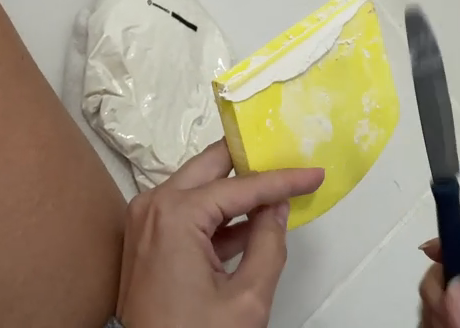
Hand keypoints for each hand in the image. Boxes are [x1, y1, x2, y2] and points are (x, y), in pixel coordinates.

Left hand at [115, 139, 324, 327]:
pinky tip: (251, 223)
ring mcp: (146, 218)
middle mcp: (154, 203)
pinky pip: (186, 211)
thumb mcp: (246, 300)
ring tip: (275, 190)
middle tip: (287, 159)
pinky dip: (217, 215)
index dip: (281, 179)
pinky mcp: (146, 236)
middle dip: (251, 163)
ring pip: (198, 186)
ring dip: (235, 189)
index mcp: (176, 213)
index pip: (239, 187)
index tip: (313, 173)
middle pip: (211, 167)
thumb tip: (278, 207)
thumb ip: (268, 245)